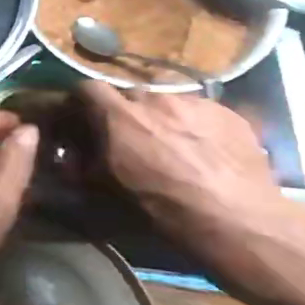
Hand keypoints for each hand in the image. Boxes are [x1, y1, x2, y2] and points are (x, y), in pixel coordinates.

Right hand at [72, 81, 288, 244]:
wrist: (232, 216)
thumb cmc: (162, 205)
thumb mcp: (108, 189)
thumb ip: (86, 166)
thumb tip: (72, 160)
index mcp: (121, 116)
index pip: (89, 88)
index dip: (84, 100)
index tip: (85, 115)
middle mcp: (156, 99)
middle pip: (133, 95)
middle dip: (128, 112)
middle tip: (134, 138)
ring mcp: (196, 102)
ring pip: (170, 102)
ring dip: (164, 118)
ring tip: (176, 145)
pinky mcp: (229, 113)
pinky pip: (203, 112)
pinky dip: (196, 125)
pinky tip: (206, 150)